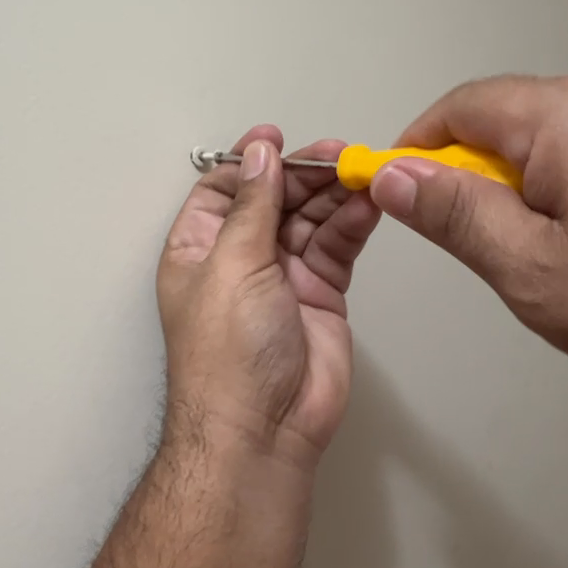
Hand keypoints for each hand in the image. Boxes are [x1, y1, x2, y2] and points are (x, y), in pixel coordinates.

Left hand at [157, 126, 381, 469]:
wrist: (265, 428)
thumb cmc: (227, 357)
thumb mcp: (230, 265)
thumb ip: (251, 206)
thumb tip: (259, 154)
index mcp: (200, 250)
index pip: (223, 189)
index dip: (250, 161)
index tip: (278, 139)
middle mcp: (240, 260)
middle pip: (275, 199)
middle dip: (304, 175)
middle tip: (337, 155)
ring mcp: (283, 278)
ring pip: (311, 220)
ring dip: (334, 195)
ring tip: (361, 172)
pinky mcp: (321, 294)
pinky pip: (337, 247)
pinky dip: (352, 224)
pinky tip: (368, 203)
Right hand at [366, 70, 567, 388]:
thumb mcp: (534, 271)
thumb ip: (455, 216)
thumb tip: (394, 176)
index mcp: (565, 112)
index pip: (458, 109)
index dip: (413, 152)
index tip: (396, 201)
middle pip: (505, 122)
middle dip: (474, 181)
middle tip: (487, 254)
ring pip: (550, 143)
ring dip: (523, 193)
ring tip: (550, 263)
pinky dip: (567, 194)